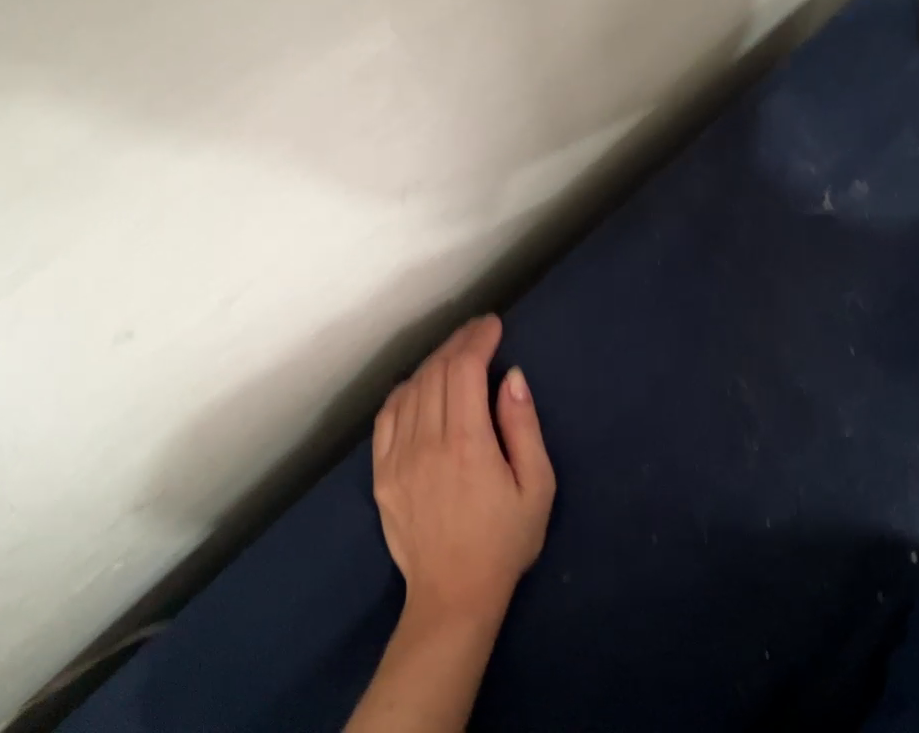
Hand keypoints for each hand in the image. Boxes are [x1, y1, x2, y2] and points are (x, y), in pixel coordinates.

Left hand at [372, 315, 555, 624]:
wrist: (454, 595)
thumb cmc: (506, 540)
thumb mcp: (537, 486)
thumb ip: (523, 427)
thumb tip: (511, 377)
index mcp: (468, 443)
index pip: (465, 370)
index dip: (478, 339)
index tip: (494, 324)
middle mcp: (426, 443)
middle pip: (436, 373)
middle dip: (459, 343)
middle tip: (479, 330)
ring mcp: (397, 458)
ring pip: (410, 390)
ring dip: (433, 362)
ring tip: (455, 351)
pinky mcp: (381, 475)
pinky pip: (386, 417)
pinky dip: (404, 391)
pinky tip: (419, 384)